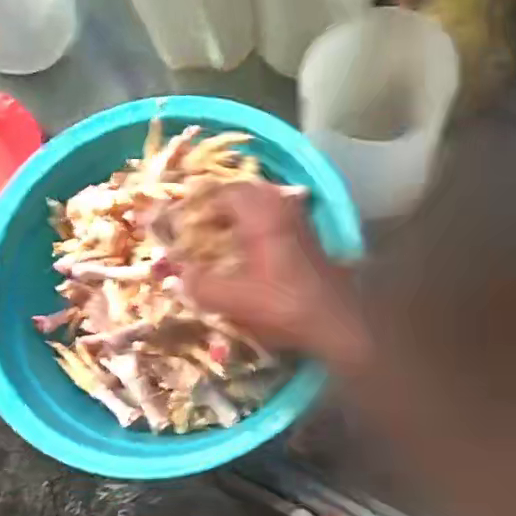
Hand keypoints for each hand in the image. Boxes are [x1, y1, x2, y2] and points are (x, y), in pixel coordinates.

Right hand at [171, 181, 369, 368]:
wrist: (339, 322)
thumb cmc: (284, 306)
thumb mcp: (233, 300)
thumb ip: (200, 285)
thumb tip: (176, 277)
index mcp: (260, 212)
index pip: (218, 193)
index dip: (194, 207)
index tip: (177, 223)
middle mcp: (281, 206)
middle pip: (241, 195)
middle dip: (215, 209)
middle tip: (195, 229)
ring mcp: (299, 220)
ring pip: (260, 207)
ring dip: (236, 219)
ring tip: (216, 241)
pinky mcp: (308, 238)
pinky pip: (274, 221)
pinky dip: (255, 230)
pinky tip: (244, 254)